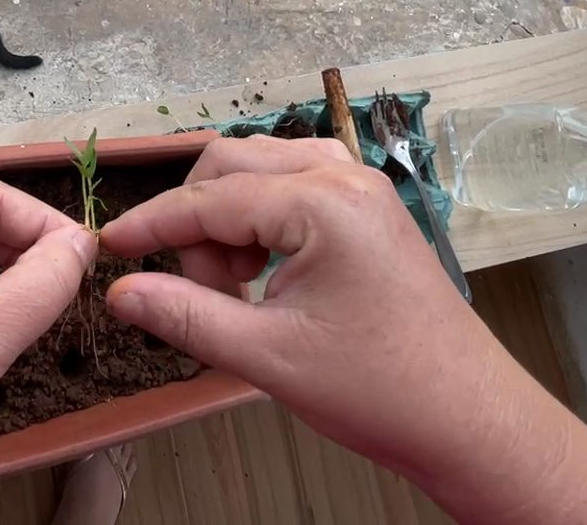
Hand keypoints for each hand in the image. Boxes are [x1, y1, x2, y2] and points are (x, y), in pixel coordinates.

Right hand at [99, 136, 586, 524]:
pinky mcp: (363, 202)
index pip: (210, 199)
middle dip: (197, 221)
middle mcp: (341, 173)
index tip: (112, 246)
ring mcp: (357, 182)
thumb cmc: (380, 391)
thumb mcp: (268, 357)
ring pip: (257, 167)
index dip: (153, 224)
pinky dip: (259, 215)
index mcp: (322, 202)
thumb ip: (185, 316)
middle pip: (229, 164)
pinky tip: (263, 266)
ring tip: (235, 282)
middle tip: (200, 286)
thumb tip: (119, 294)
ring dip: (227, 215)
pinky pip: (288, 181)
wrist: (475, 422)